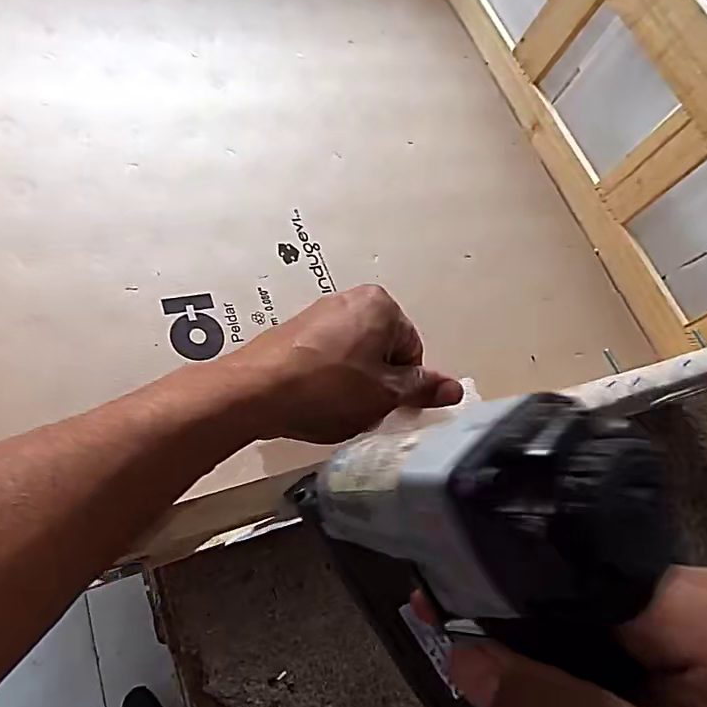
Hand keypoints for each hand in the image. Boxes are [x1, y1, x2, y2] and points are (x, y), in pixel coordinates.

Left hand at [224, 285, 462, 444]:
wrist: (254, 392)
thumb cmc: (326, 389)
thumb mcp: (383, 395)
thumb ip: (421, 389)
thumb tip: (453, 388)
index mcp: (379, 305)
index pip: (411, 351)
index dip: (403, 385)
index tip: (386, 405)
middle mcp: (349, 299)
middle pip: (382, 350)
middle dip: (377, 382)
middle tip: (361, 407)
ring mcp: (318, 314)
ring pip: (353, 356)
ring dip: (351, 383)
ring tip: (333, 406)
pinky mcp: (293, 332)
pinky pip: (325, 358)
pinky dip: (326, 379)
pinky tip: (313, 400)